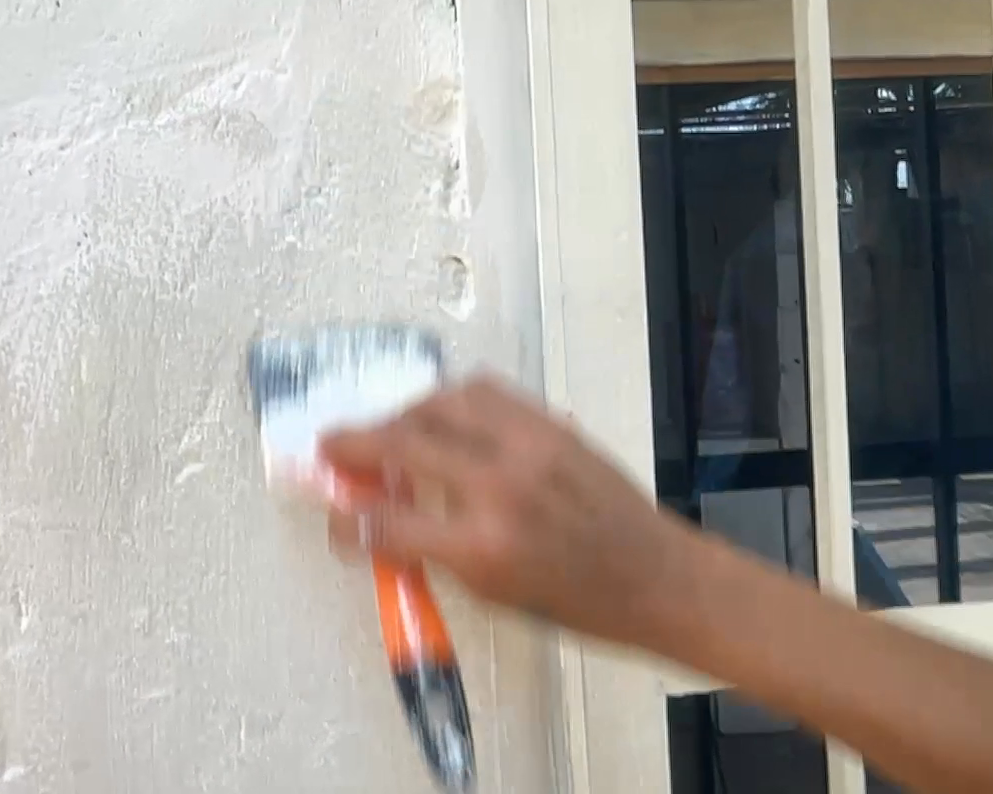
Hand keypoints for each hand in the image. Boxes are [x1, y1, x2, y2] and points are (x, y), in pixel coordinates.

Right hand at [315, 375, 703, 650]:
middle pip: (402, 441)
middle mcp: (499, 485)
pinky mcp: (548, 422)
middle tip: (331, 446)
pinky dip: (448, 399)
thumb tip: (374, 518)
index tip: (333, 512)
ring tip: (392, 430)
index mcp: (485, 547)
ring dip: (401, 413)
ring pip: (439, 401)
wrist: (661, 576)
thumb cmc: (576, 604)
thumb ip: (428, 549)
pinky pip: (481, 389)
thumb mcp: (494, 594)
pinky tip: (442, 415)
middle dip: (353, 441)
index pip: (389, 523)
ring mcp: (526, 444)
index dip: (348, 519)